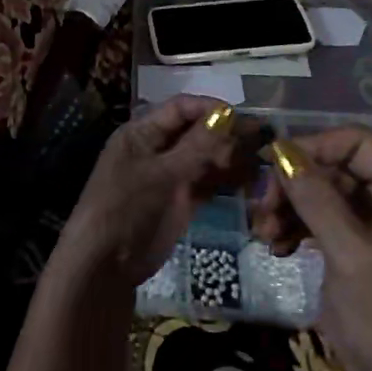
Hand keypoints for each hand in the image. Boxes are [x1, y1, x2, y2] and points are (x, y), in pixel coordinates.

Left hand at [55, 95, 243, 287]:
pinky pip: (208, 181)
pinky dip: (228, 180)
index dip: (212, 109)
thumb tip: (228, 113)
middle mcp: (156, 148)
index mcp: (140, 133)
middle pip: (197, 131)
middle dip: (228, 134)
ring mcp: (170, 174)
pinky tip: (253, 180)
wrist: (106, 262)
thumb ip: (196, 146)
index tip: (245, 118)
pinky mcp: (181, 199)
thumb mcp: (160, 174)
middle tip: (264, 141)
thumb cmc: (124, 208)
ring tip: (262, 162)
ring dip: (232, 157)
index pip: (180, 108)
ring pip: (206, 157)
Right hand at [251, 126, 371, 370]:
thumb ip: (318, 202)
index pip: (362, 145)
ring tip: (263, 235)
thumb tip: (282, 154)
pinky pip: (317, 221)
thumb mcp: (352, 257)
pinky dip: (293, 228)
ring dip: (287, 208)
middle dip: (294, 185)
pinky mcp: (353, 250)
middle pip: (336, 169)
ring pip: (321, 195)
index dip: (315, 147)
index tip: (271, 167)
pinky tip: (276, 248)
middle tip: (261, 210)